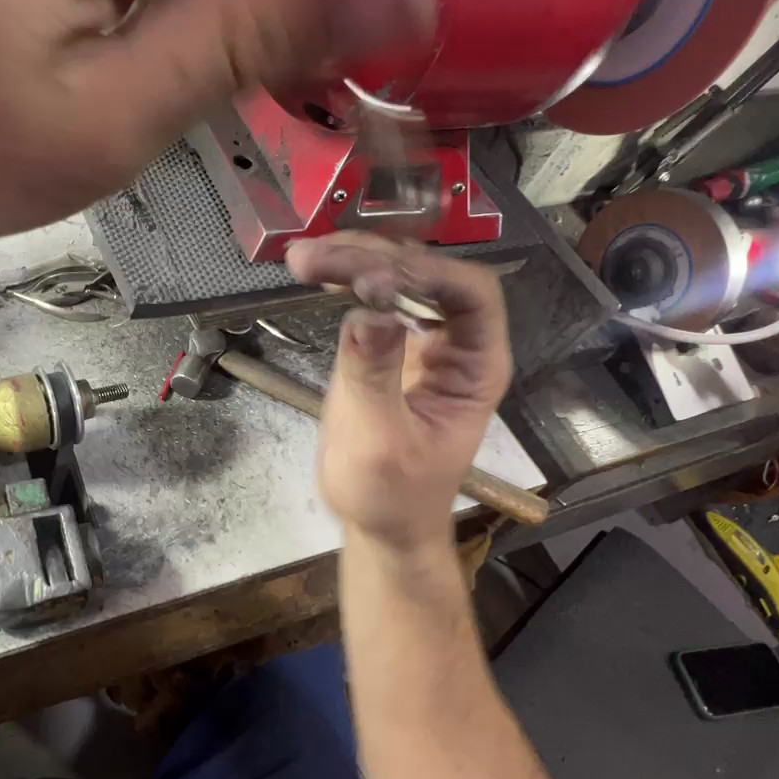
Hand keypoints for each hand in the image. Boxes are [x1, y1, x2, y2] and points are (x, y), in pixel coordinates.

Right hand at [286, 233, 513, 544]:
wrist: (380, 521)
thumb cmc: (391, 496)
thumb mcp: (380, 444)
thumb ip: (374, 378)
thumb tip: (366, 312)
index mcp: (475, 367)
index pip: (470, 294)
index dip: (426, 274)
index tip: (366, 276)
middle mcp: (455, 344)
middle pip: (428, 275)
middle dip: (374, 258)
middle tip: (314, 257)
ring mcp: (421, 342)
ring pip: (398, 278)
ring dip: (353, 260)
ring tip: (303, 258)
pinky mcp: (387, 347)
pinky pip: (372, 299)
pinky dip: (344, 280)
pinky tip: (315, 272)